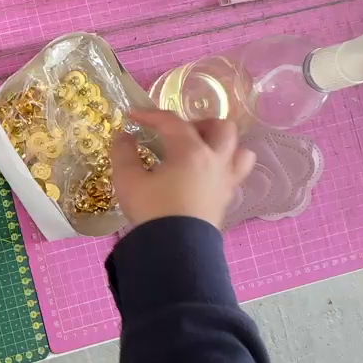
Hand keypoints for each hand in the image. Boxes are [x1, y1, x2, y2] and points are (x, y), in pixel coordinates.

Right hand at [111, 109, 256, 229]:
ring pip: (240, 151)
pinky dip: (222, 167)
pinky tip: (203, 175)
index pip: (173, 123)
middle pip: (222, 128)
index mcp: (191, 152)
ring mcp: (225, 180)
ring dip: (222, 145)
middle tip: (178, 133)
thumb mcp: (128, 180)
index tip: (132, 116)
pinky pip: (234, 174)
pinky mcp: (226, 198)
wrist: (175, 247)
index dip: (151, 115)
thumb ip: (124, 154)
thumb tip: (123, 136)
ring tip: (201, 152)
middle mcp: (215, 160)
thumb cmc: (152, 210)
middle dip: (199, 123)